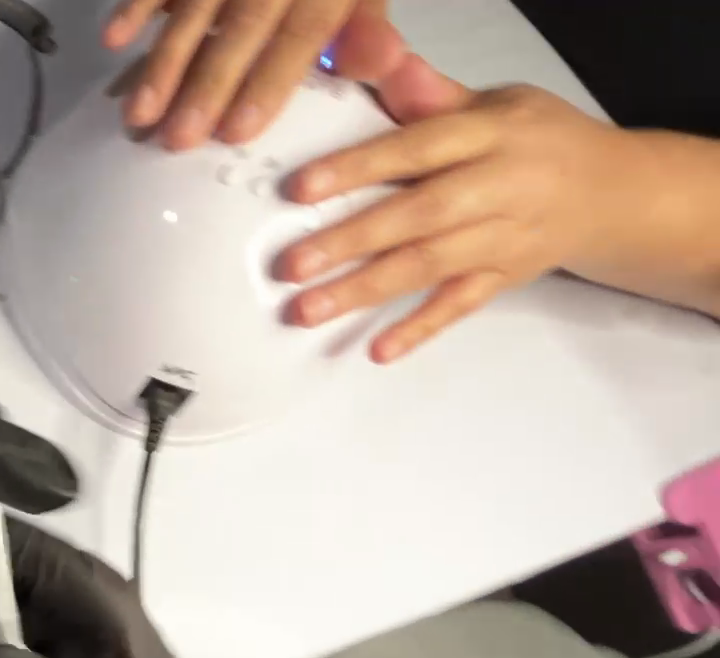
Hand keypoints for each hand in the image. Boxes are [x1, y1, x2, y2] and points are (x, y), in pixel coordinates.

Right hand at [106, 0, 403, 147]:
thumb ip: (363, 24)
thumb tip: (381, 68)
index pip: (303, 28)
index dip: (270, 79)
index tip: (236, 131)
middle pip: (245, 23)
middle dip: (209, 83)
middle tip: (179, 138)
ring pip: (195, 8)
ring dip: (163, 63)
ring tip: (139, 116)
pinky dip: (134, 7)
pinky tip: (113, 41)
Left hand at [276, 60, 654, 361]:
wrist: (614, 190)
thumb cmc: (526, 143)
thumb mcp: (487, 107)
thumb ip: (426, 97)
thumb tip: (377, 60)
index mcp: (491, 134)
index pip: (418, 147)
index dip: (358, 167)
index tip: (299, 188)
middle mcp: (502, 184)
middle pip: (419, 214)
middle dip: (351, 240)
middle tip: (289, 265)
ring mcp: (505, 236)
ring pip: (429, 265)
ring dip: (364, 290)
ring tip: (304, 312)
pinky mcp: (504, 277)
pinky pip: (459, 306)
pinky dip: (419, 329)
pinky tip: (376, 351)